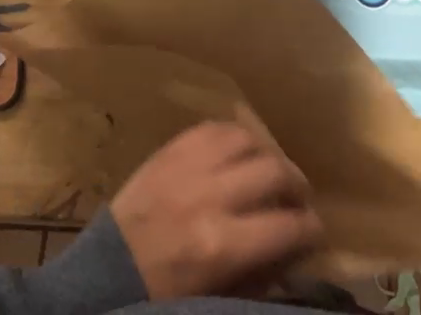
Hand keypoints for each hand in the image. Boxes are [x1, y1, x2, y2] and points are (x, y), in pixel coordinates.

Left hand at [111, 121, 323, 299]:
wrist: (105, 272)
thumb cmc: (164, 291)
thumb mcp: (218, 294)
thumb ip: (262, 269)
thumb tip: (296, 248)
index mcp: (221, 245)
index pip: (289, 225)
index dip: (312, 228)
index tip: (315, 231)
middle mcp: (209, 197)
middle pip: (274, 171)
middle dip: (297, 185)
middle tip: (298, 198)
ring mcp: (187, 165)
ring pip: (247, 139)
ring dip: (267, 154)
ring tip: (270, 170)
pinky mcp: (170, 149)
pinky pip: (214, 127)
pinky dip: (235, 137)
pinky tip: (240, 152)